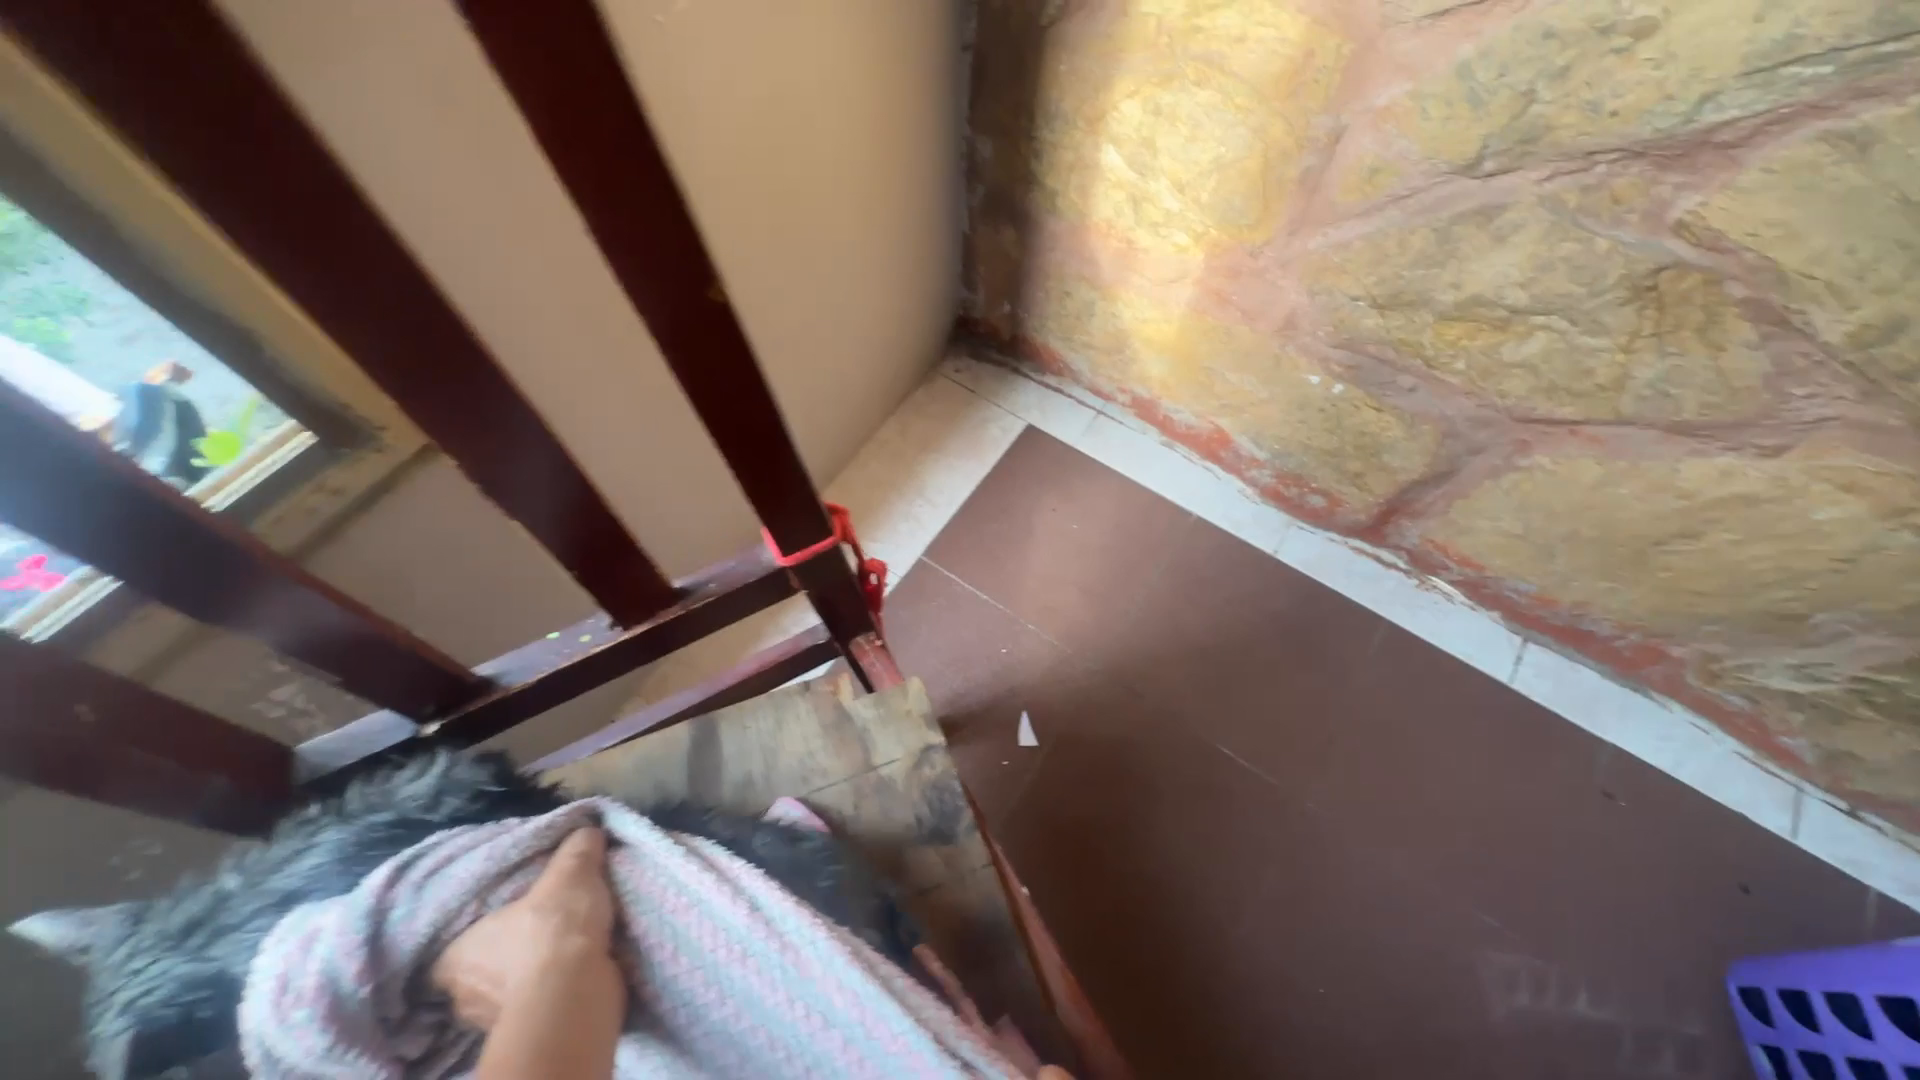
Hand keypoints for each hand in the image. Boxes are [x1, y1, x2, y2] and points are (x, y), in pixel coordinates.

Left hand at [430, 826, 621, 1030]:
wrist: (576, 992)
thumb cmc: (553, 930)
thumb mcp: (570, 873)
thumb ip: (576, 850)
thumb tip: (587, 830)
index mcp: (454, 957)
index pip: (451, 949)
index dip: (475, 936)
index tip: (502, 924)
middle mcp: (462, 996)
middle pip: (477, 975)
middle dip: (505, 961)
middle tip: (536, 937)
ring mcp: (491, 1023)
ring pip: (506, 996)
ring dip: (529, 981)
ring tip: (561, 958)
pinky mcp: (526, 1036)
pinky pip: (533, 1011)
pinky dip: (550, 997)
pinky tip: (572, 981)